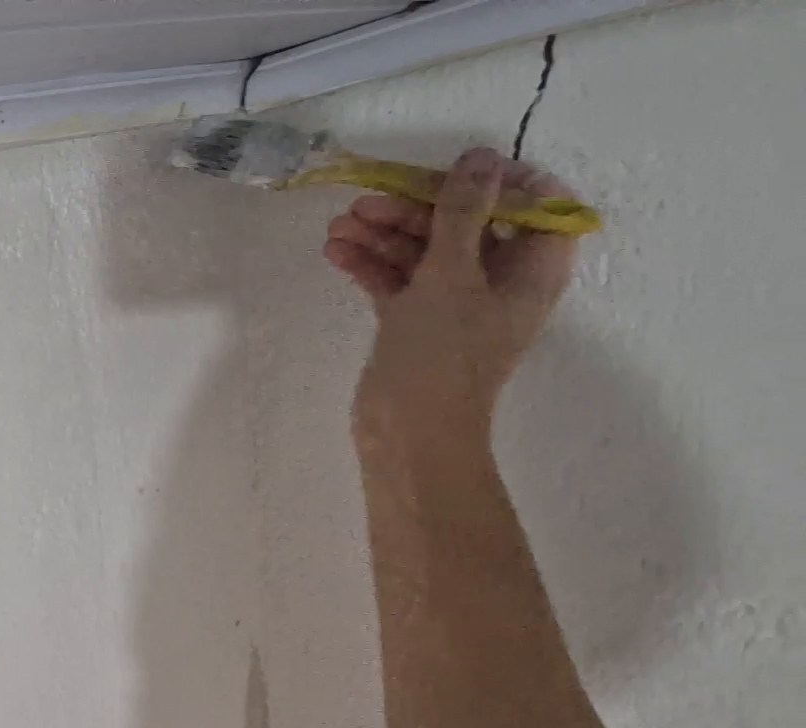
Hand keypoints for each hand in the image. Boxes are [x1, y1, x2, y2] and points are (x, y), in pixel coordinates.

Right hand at [326, 147, 579, 438]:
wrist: (408, 430)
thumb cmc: (442, 354)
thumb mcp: (452, 276)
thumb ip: (462, 214)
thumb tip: (479, 157)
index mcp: (531, 267)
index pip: (532, 203)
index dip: (493, 182)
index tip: (446, 175)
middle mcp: (497, 279)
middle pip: (462, 225)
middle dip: (413, 211)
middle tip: (364, 204)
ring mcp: (451, 302)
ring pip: (421, 252)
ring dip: (381, 236)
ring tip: (337, 227)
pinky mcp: (413, 321)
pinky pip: (395, 281)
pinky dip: (369, 266)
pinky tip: (336, 253)